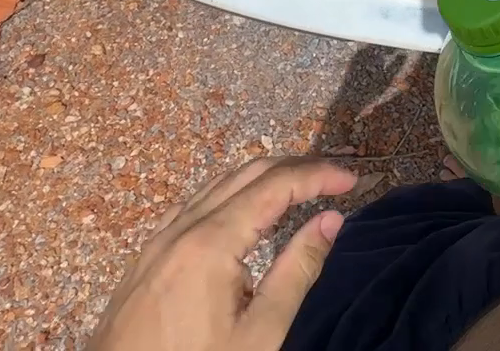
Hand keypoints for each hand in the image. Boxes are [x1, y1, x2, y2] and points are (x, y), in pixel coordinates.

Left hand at [91, 157, 356, 350]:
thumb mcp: (259, 333)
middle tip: (334, 180)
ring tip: (302, 189)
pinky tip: (247, 211)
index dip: (320, 175)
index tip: (354, 182)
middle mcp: (182, 229)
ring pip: (221, 183)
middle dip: (298, 167)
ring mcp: (158, 242)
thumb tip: (332, 218)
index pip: (278, 184)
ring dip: (267, 177)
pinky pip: (196, 204)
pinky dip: (234, 193)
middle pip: (250, 172)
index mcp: (211, 242)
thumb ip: (298, 270)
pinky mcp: (145, 259)